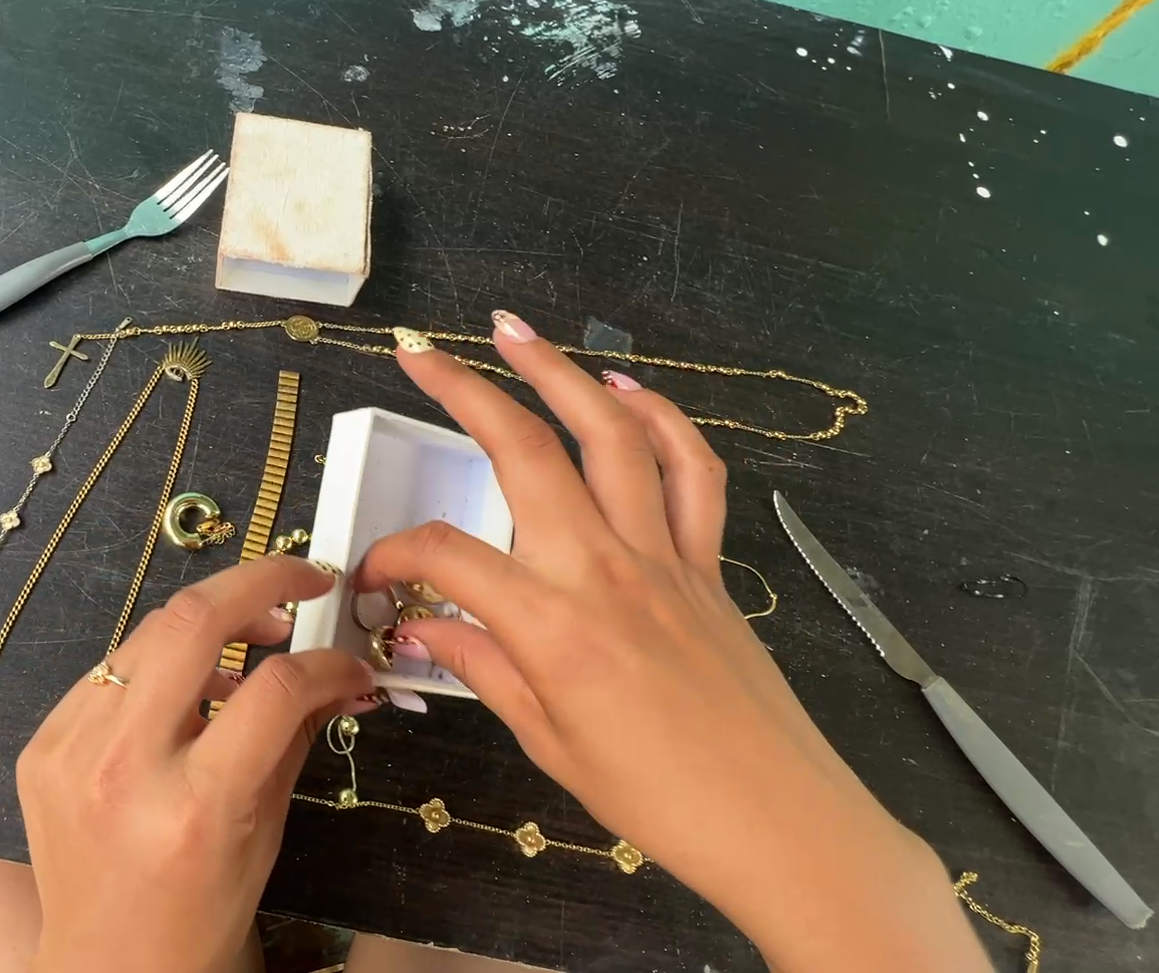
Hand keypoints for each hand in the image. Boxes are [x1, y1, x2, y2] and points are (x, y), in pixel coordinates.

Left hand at [18, 556, 373, 972]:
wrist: (106, 967)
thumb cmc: (201, 913)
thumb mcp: (266, 829)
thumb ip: (298, 733)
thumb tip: (341, 671)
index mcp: (193, 807)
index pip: (274, 690)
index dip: (325, 662)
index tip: (349, 659)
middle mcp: (122, 767)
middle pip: (192, 621)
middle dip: (259, 581)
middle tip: (302, 581)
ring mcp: (69, 748)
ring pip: (151, 630)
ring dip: (212, 618)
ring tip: (252, 637)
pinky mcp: (43, 741)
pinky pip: (115, 667)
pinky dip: (163, 661)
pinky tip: (189, 684)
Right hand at [358, 313, 987, 972]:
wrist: (783, 826)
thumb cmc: (651, 794)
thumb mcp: (544, 737)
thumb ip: (478, 662)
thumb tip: (416, 628)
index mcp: (550, 623)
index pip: (445, 555)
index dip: (394, 555)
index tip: (375, 577)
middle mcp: (603, 566)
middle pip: (524, 451)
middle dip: (464, 390)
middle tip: (420, 351)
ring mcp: (664, 554)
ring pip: (612, 435)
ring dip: (561, 372)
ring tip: (516, 332)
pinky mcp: (708, 560)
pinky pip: (692, 471)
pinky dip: (662, 418)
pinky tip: (626, 388)